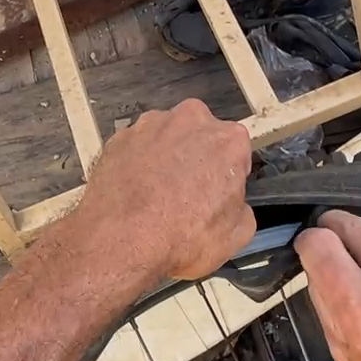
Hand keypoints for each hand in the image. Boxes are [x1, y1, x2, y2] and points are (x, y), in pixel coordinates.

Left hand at [67, 99, 255, 281]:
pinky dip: (136, 163)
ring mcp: (149, 125)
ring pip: (165, 138)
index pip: (236, 152)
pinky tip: (133, 190)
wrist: (119, 241)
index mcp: (228, 139)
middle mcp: (190, 120)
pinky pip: (135, 148)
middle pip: (200, 136)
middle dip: (196, 158)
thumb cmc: (183, 237)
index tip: (217, 195)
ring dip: (165, 157)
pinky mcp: (119, 137)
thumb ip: (241, 207)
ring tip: (155, 194)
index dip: (227, 175)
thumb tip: (232, 202)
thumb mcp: (236, 235)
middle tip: (186, 193)